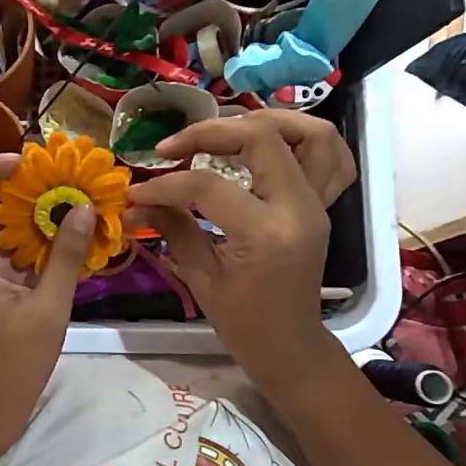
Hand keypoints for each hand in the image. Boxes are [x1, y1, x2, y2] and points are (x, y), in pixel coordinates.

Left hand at [0, 153, 93, 450]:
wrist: (1, 401)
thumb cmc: (19, 360)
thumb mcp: (49, 308)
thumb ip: (66, 257)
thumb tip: (84, 208)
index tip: (18, 163)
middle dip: (5, 179)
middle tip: (46, 171)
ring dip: (21, 200)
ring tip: (59, 187)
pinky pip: (8, 238)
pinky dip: (31, 224)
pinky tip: (62, 220)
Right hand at [127, 111, 351, 370]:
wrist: (289, 345)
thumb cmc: (243, 323)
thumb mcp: (201, 277)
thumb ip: (172, 228)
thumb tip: (135, 202)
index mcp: (266, 233)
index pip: (209, 186)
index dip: (166, 185)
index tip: (136, 192)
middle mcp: (300, 208)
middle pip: (262, 137)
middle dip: (210, 132)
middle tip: (174, 147)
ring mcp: (318, 203)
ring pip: (311, 133)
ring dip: (265, 120)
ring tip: (225, 131)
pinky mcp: (323, 203)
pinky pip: (330, 156)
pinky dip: (302, 138)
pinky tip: (269, 143)